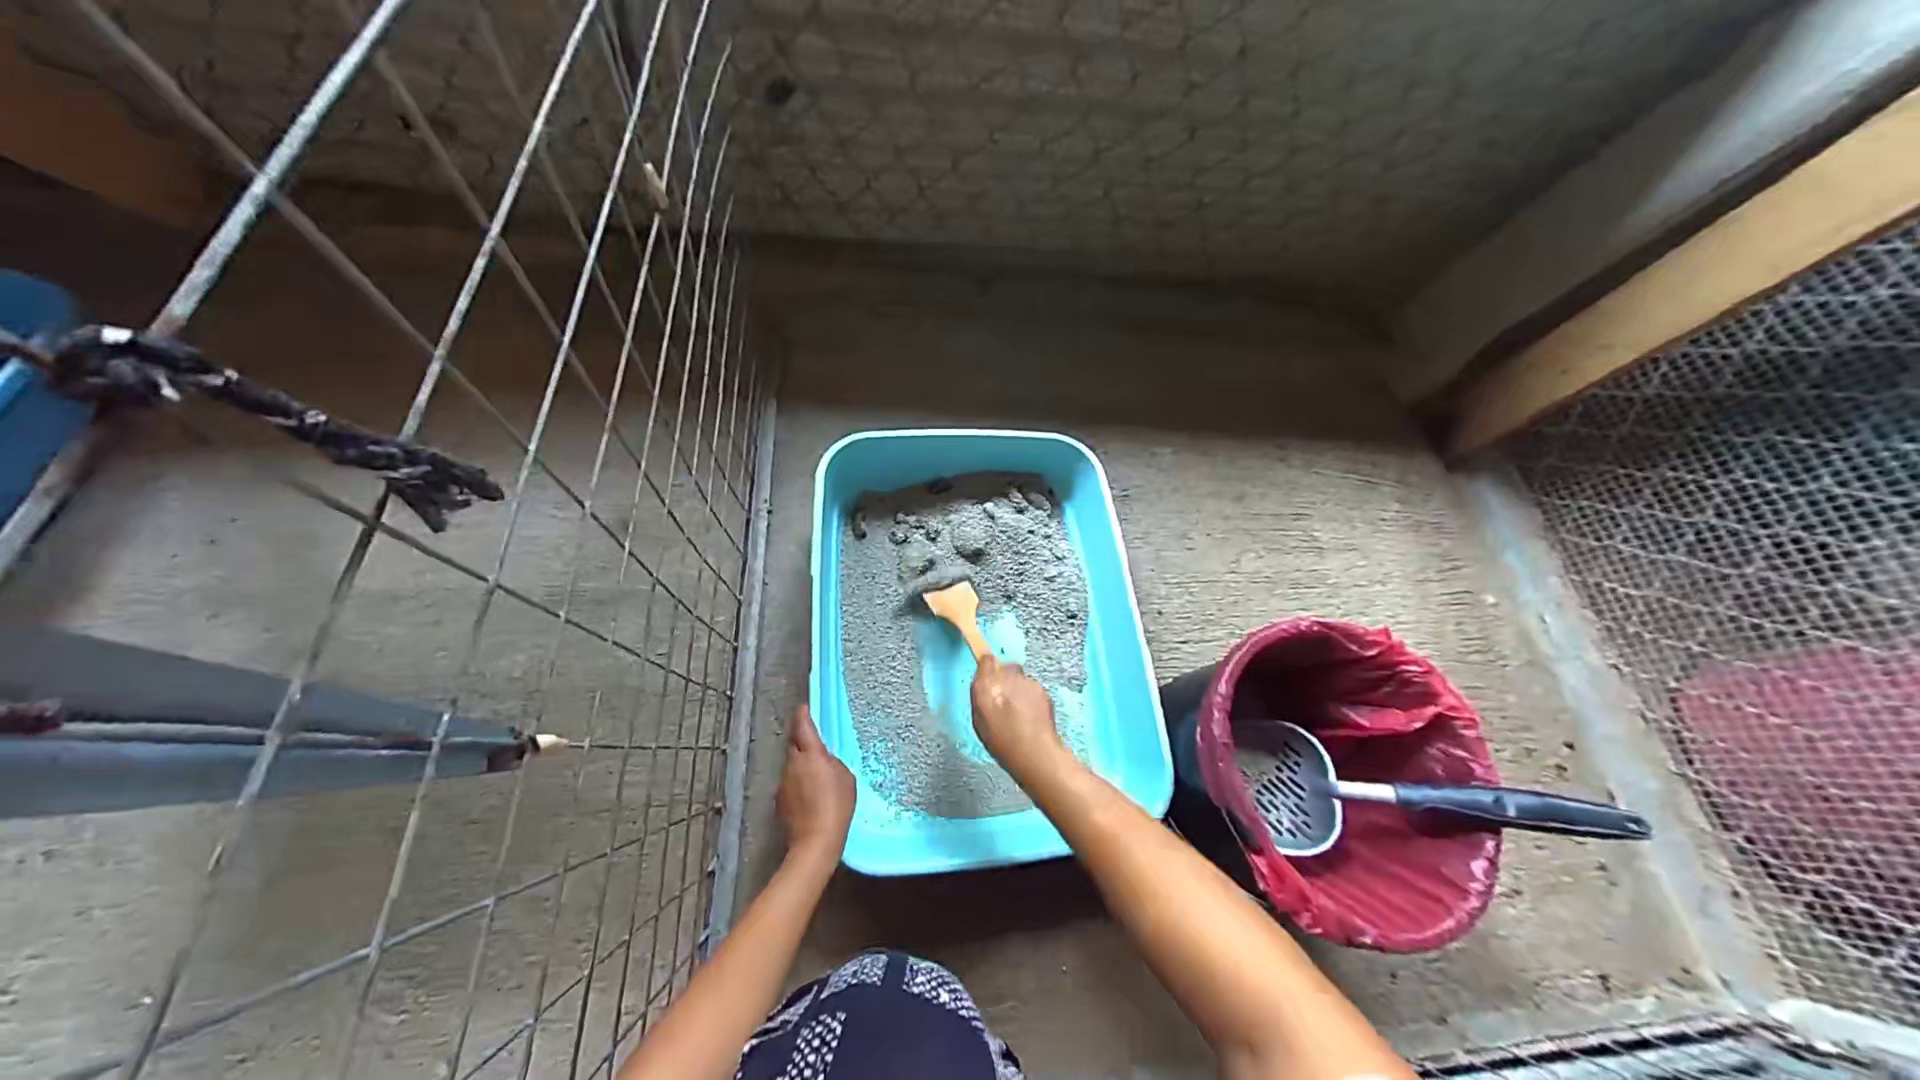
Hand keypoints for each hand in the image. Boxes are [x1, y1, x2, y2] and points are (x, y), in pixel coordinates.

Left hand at [775, 705, 854, 864]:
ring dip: (801, 766)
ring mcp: (783, 783)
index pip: (803, 726)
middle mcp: (792, 764)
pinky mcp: (779, 800)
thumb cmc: (836, 807)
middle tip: (816, 746)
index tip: (804, 707)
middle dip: (803, 742)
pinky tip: (810, 798)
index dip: (803, 714)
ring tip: (818, 779)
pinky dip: (798, 785)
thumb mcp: (846, 778)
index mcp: (811, 754)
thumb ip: (832, 762)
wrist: (815, 842)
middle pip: (795, 745)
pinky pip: (789, 784)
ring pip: (792, 765)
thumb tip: (823, 761)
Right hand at [970, 658, 1064, 772]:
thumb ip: (980, 686)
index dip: (987, 669)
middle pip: (1007, 670)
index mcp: (992, 681)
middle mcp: (1013, 677)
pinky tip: (1027, 719)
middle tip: (999, 705)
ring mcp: (1032, 685)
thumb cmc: (1003, 738)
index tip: (986, 682)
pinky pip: (1032, 692)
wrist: (1035, 753)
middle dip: (1004, 682)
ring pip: (1021, 682)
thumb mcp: (979, 715)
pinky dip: (1029, 701)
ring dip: (1017, 692)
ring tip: (1014, 716)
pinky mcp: (1045, 695)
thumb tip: (986, 664)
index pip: (988, 661)